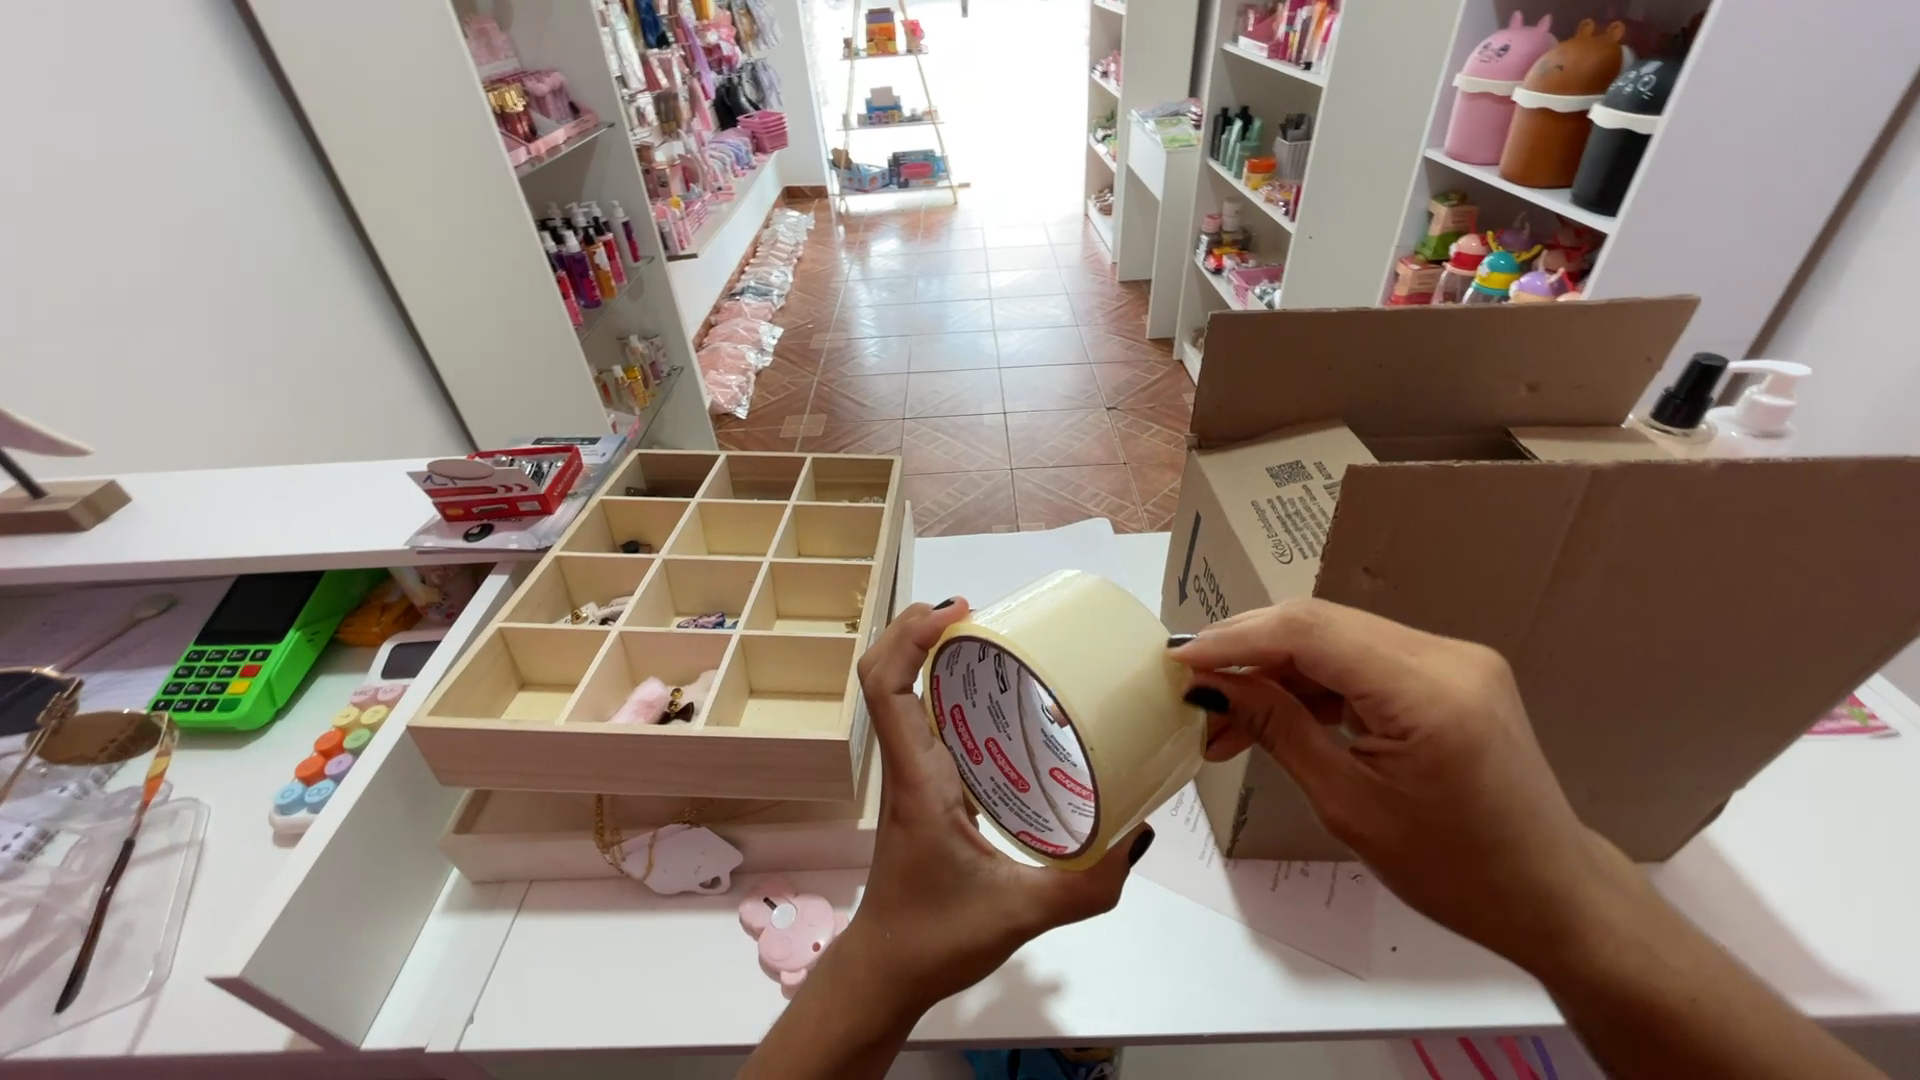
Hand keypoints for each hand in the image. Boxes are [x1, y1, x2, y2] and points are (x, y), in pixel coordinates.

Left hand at [842, 598, 1152, 1010]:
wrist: (887, 971)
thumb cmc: (936, 938)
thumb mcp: (1020, 913)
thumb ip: (1089, 884)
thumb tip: (1140, 833)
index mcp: (918, 778)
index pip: (886, 687)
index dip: (909, 636)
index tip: (957, 612)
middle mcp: (907, 764)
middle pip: (887, 674)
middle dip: (919, 628)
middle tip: (979, 613)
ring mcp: (910, 773)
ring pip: (900, 692)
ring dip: (926, 653)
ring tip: (985, 637)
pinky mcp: (922, 786)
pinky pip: (921, 719)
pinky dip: (941, 687)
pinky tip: (991, 696)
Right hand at [1169, 599, 1634, 968]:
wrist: (1552, 896)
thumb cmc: (1453, 871)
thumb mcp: (1347, 804)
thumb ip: (1278, 728)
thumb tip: (1211, 686)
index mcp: (1429, 691)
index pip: (1308, 632)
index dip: (1234, 639)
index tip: (1177, 660)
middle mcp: (1444, 654)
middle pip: (1317, 624)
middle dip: (1245, 651)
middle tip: (1192, 689)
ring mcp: (1450, 657)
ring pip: (1332, 638)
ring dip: (1272, 670)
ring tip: (1222, 717)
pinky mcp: (1446, 670)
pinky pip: (1357, 659)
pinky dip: (1308, 682)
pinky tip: (1270, 714)